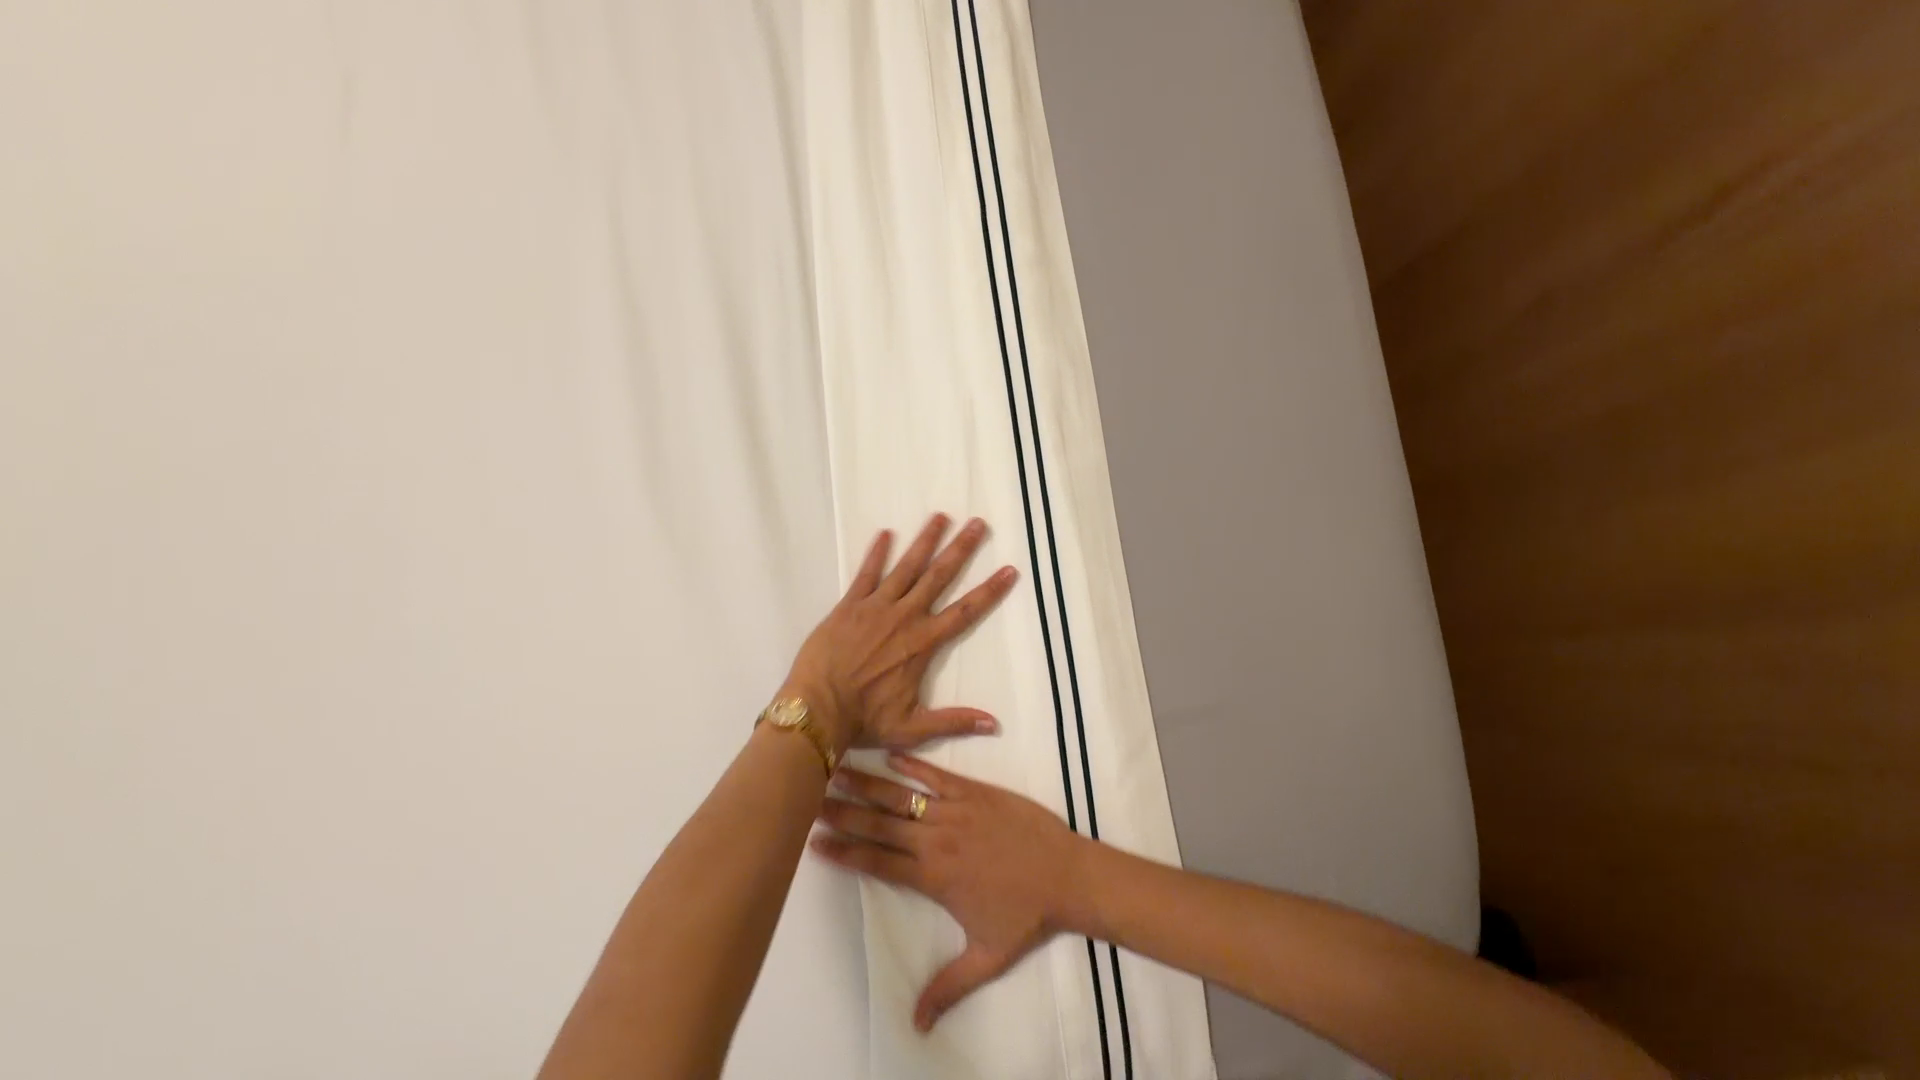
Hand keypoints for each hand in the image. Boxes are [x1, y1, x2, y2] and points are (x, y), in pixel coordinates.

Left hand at [783, 514, 1017, 753]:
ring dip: (924, 541)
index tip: (1009, 569)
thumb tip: (994, 724)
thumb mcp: (913, 728)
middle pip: (938, 577)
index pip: (965, 612)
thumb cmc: (864, 720)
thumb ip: (953, 721)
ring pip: (906, 567)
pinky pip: (865, 574)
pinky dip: (876, 553)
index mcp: (923, 644)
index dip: (989, 591)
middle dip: (960, 549)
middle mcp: (904, 618)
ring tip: (940, 516)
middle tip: (978, 523)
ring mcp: (875, 607)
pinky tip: (885, 534)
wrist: (816, 709)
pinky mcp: (848, 606)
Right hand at [811, 754, 1089, 1031]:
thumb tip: (918, 1024)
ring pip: (903, 796)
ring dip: (869, 783)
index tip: (814, 843)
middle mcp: (938, 842)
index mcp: (934, 878)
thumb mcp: (988, 957)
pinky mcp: (978, 793)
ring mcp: (958, 812)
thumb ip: (948, 987)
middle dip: (844, 812)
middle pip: (881, 825)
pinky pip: (939, 774)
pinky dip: (914, 764)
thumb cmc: (1028, 916)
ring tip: (838, 771)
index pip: (878, 863)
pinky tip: (890, 754)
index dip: (845, 853)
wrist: (1070, 876)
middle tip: (811, 799)